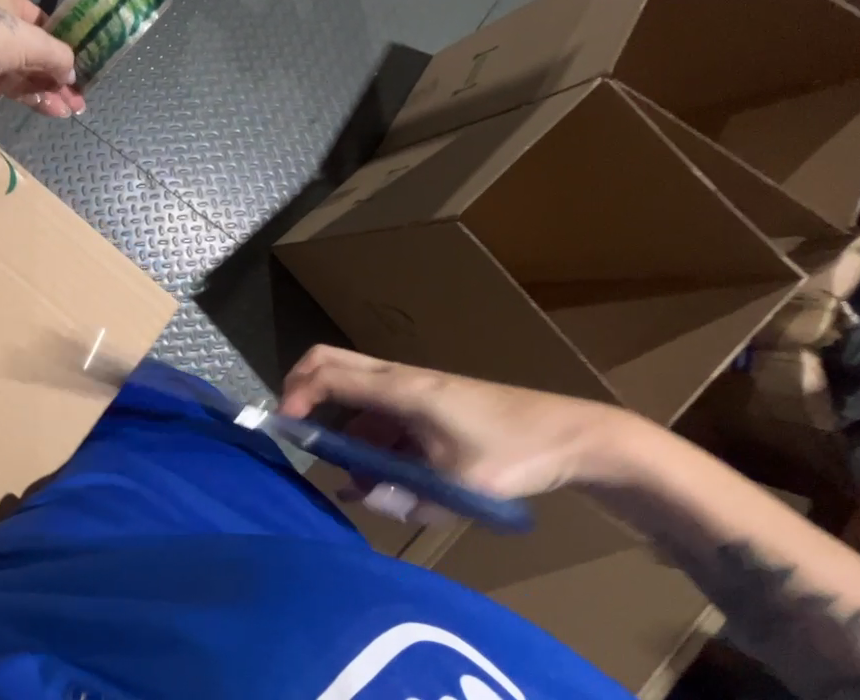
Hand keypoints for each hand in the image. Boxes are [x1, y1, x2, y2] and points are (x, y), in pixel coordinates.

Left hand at [0, 0, 84, 117]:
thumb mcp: (33, 42)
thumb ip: (57, 56)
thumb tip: (70, 73)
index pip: (41, 24)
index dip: (60, 48)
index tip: (77, 72)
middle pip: (27, 52)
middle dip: (53, 79)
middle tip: (75, 105)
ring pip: (10, 71)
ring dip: (38, 92)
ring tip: (62, 113)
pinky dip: (9, 94)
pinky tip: (30, 107)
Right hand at [278, 346, 645, 507]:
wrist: (575, 436)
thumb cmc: (516, 454)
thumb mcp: (461, 487)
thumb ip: (407, 497)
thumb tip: (362, 497)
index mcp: (400, 389)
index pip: (327, 376)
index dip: (296, 396)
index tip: (284, 427)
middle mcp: (398, 379)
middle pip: (329, 363)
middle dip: (302, 389)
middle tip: (292, 426)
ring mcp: (412, 389)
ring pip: (354, 393)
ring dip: (341, 427)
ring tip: (351, 478)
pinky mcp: (426, 403)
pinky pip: (379, 411)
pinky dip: (367, 437)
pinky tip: (381, 476)